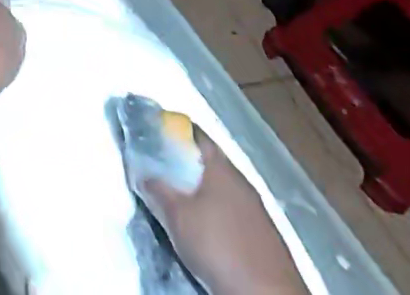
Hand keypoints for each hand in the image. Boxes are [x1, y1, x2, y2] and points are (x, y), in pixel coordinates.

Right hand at [140, 128, 307, 294]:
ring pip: (222, 186)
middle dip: (186, 163)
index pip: (197, 134)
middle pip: (209, 160)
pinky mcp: (262, 231)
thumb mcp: (177, 218)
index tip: (156, 135)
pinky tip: (207, 227)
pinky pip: (232, 209)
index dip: (175, 130)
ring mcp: (254, 205)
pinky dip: (216, 211)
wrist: (266, 293)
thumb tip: (143, 171)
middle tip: (162, 171)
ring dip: (202, 190)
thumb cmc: (218, 245)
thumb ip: (158, 190)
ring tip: (181, 201)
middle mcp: (240, 178)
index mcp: (221, 166)